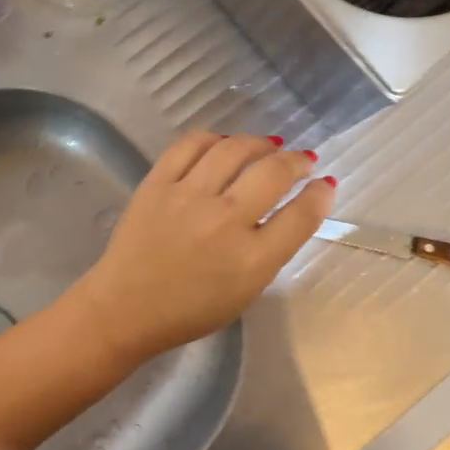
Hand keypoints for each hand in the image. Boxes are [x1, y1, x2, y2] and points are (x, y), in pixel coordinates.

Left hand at [69, 133, 334, 359]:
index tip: (324, 184)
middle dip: (296, 162)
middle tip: (301, 162)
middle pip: (273, 174)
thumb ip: (272, 251)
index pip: (301, 216)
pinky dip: (214, 139)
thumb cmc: (190, 310)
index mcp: (251, 261)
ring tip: (268, 146)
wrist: (125, 309)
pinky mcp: (157, 184)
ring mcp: (188, 198)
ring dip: (259, 143)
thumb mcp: (245, 292)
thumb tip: (296, 208)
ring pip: (234, 150)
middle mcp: (224, 222)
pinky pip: (191, 145)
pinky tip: (224, 144)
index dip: (320, 194)